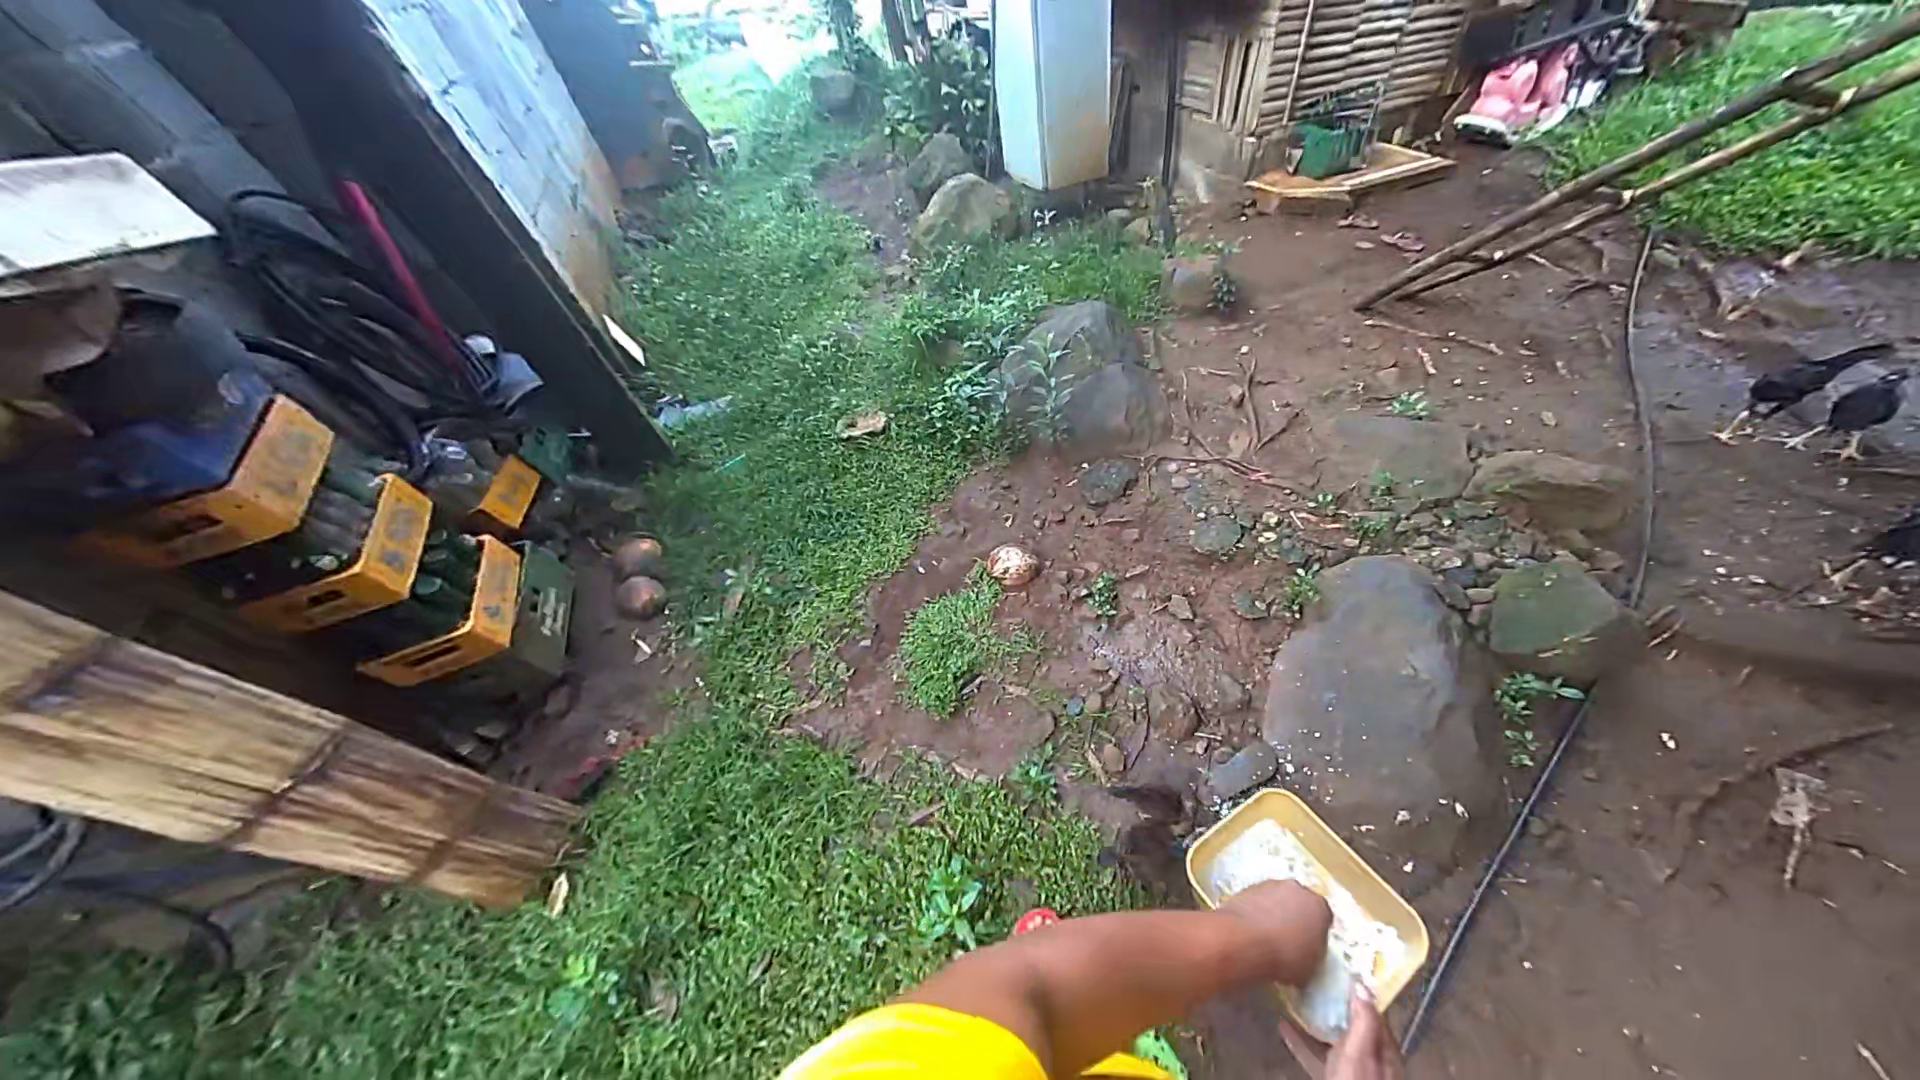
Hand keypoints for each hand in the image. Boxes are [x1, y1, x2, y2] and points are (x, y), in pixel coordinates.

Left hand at [1218, 881, 1331, 984]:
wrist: (1247, 939)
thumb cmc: (1287, 956)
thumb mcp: (1312, 965)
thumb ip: (1313, 951)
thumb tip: (1305, 952)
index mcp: (1318, 906)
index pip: (1322, 915)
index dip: (1316, 929)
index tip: (1310, 943)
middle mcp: (1295, 889)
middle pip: (1298, 901)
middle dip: (1295, 915)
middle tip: (1289, 936)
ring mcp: (1269, 885)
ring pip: (1276, 897)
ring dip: (1273, 911)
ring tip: (1267, 934)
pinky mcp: (1247, 887)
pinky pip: (1257, 899)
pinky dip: (1256, 910)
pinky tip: (1252, 929)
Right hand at [1278, 985, 1404, 1079]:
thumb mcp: (1360, 1054)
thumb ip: (1363, 1021)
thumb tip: (1361, 983)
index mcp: (1384, 1050)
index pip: (1374, 1009)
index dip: (1358, 986)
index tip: (1337, 962)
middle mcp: (1372, 1058)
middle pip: (1352, 1021)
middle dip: (1333, 999)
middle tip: (1310, 975)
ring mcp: (1353, 1071)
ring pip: (1333, 1036)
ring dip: (1314, 1017)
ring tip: (1293, 995)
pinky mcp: (1334, 1079)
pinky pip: (1317, 1054)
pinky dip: (1302, 1040)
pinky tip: (1282, 1027)